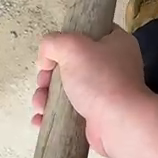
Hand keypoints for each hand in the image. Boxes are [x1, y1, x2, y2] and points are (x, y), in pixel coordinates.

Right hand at [31, 27, 149, 156]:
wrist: (118, 123)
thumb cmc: (100, 79)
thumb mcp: (73, 47)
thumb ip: (53, 43)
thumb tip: (45, 60)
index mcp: (116, 42)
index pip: (87, 33)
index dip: (65, 41)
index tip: (51, 54)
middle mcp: (113, 66)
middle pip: (72, 63)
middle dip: (49, 75)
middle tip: (43, 83)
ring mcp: (106, 92)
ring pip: (68, 89)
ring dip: (47, 96)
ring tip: (39, 105)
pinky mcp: (97, 115)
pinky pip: (70, 111)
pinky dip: (53, 115)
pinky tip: (40, 120)